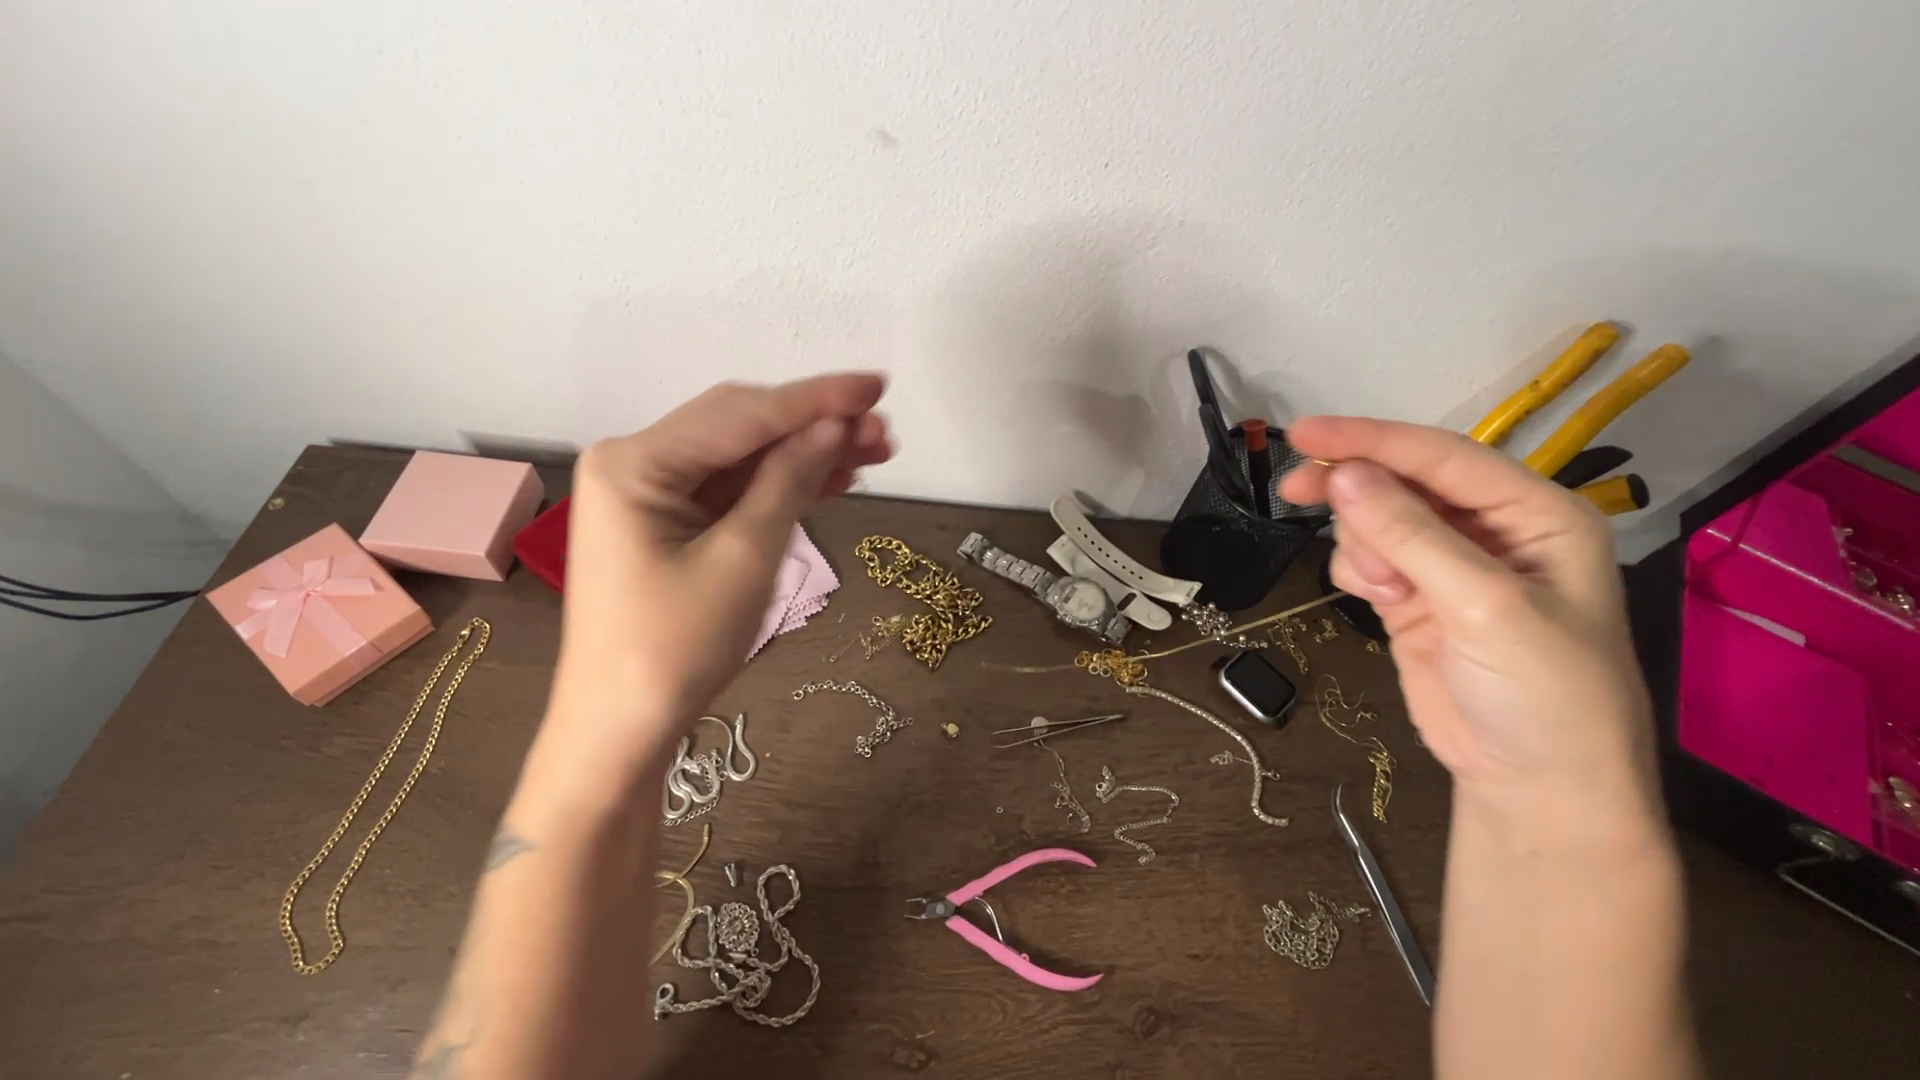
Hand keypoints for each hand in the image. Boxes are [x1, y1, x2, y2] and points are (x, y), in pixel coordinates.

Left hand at [548, 376, 890, 767]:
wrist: (622, 729)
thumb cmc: (676, 649)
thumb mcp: (744, 559)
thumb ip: (788, 480)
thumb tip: (834, 425)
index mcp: (636, 462)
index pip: (742, 415)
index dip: (816, 399)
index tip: (877, 386)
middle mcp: (635, 463)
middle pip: (741, 426)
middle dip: (814, 425)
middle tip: (883, 431)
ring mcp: (649, 494)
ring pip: (742, 457)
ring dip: (804, 454)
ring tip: (873, 453)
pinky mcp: (666, 523)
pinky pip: (731, 490)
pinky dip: (779, 485)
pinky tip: (832, 479)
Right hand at [1278, 418, 1660, 826]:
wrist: (1535, 785)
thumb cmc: (1542, 693)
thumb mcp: (1483, 607)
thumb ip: (1411, 536)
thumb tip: (1342, 476)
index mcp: (1535, 513)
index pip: (1442, 457)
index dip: (1372, 440)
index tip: (1303, 433)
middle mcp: (1491, 529)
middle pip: (1401, 482)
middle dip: (1354, 488)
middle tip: (1293, 489)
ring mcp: (1448, 565)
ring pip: (1374, 520)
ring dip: (1363, 546)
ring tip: (1386, 593)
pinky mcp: (1413, 598)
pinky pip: (1365, 559)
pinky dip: (1358, 571)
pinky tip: (1381, 601)